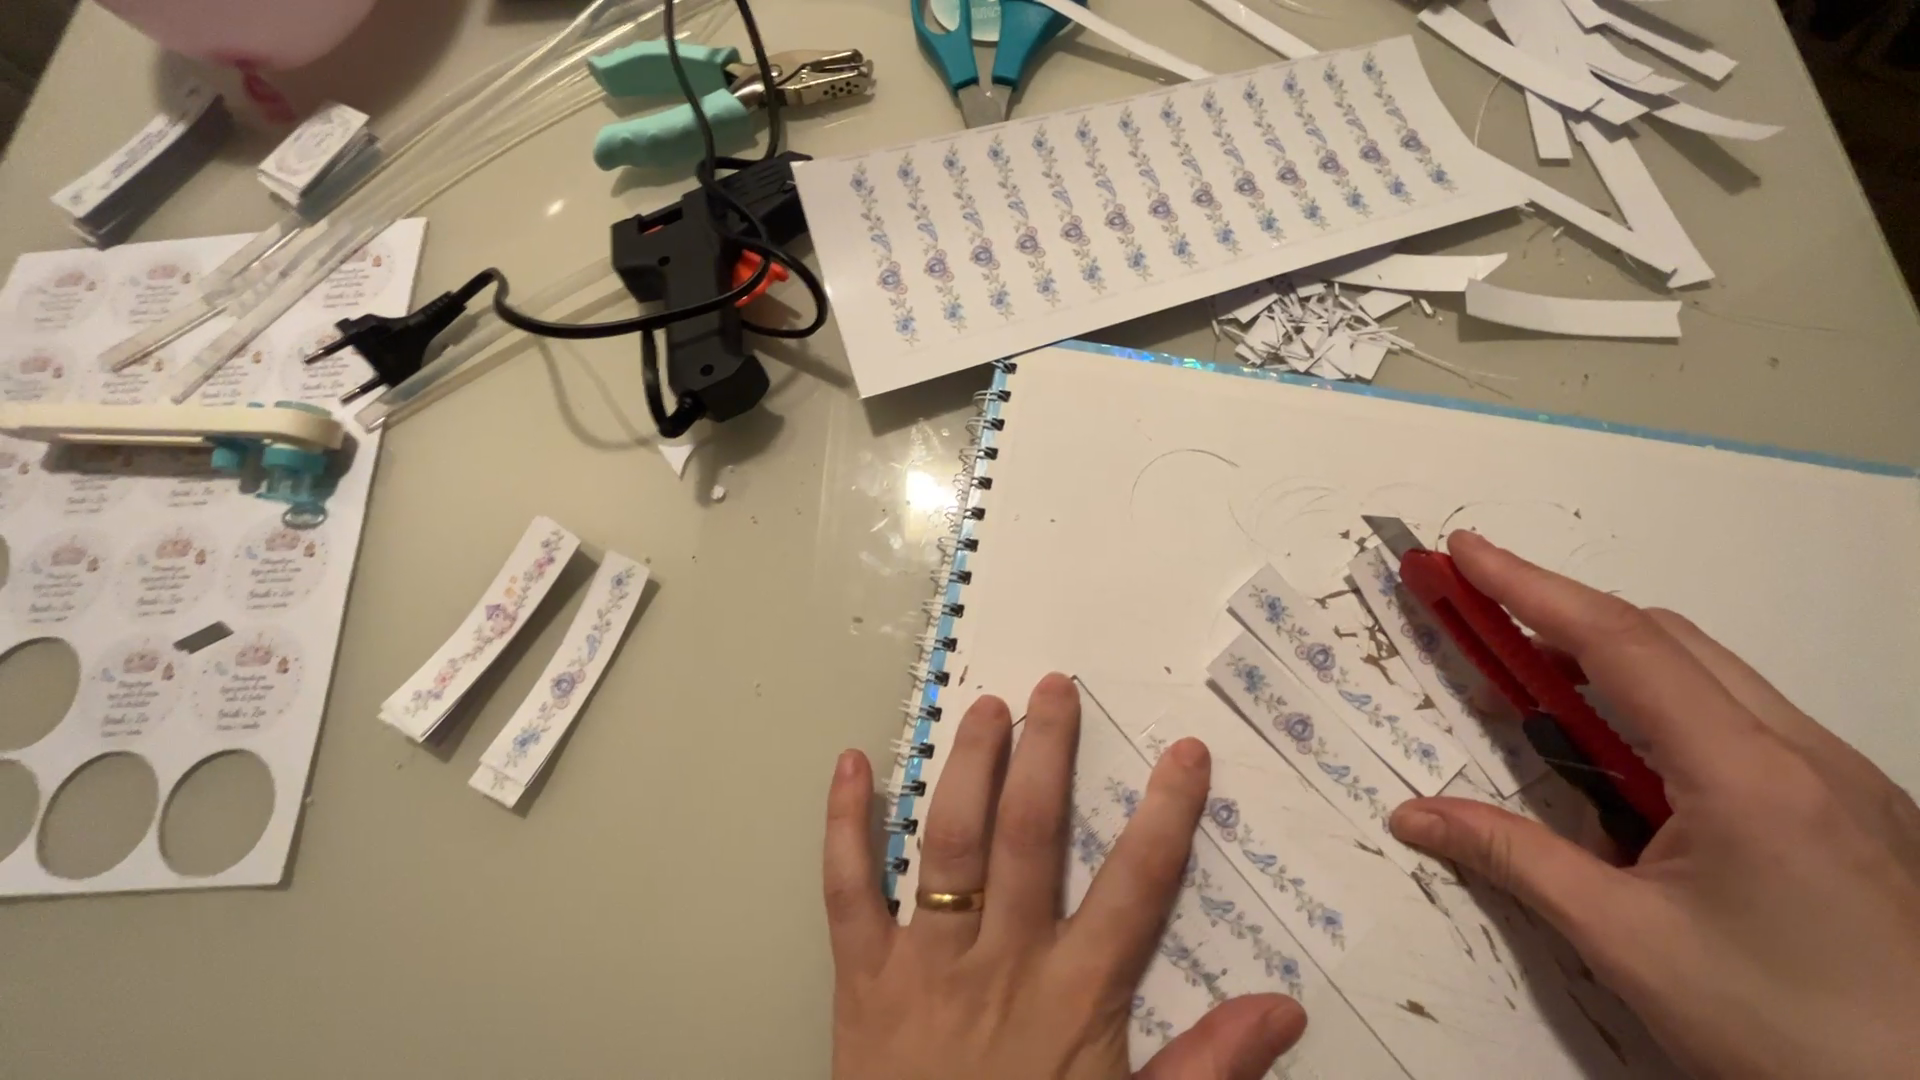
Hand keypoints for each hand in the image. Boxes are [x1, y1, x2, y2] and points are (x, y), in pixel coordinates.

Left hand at [824, 673, 1306, 1079]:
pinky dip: (845, 823)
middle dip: (1046, 755)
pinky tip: (851, 761)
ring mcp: (924, 961)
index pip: (1134, 886)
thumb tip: (1286, 1007)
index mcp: (1073, 994)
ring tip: (984, 708)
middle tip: (1055, 687)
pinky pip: (848, 888)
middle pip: (1029, 835)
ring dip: (967, 768)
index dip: (1165, 813)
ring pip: (947, 844)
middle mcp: (1000, 960)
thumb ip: (1208, 1068)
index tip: (1183, 751)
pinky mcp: (861, 975)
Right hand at [1390, 532, 1919, 1079]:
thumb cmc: (1787, 1030)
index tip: (1462, 550)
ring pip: (1705, 675)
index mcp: (1749, 773)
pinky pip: (1734, 721)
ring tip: (1528, 690)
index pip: (1619, 643)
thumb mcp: (1628, 945)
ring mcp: (1839, 780)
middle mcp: (1803, 753)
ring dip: (1604, 659)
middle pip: (1664, 639)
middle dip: (1560, 611)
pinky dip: (1651, 705)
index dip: (1530, 585)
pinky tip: (1619, 762)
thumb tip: (1411, 815)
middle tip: (1477, 615)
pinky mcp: (1851, 811)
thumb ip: (1514, 860)